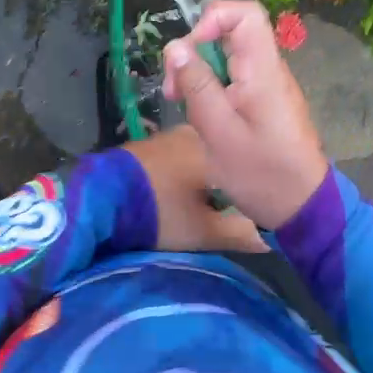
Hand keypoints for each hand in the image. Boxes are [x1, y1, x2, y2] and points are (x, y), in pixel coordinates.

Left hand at [121, 126, 266, 253]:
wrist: (104, 195)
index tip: (255, 210)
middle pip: (224, 158)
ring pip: (202, 155)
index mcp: (215, 150)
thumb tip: (268, 238)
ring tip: (207, 202)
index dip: (254, 188)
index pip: (247, 164)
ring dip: (206, 176)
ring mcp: (170, 135)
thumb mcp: (204, 232)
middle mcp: (195, 134)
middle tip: (231, 209)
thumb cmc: (161, 212)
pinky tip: (182, 190)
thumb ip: (240, 234)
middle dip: (230, 181)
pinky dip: (186, 170)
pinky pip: (180, 154)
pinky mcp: (150, 142)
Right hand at [162, 0, 330, 229]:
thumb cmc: (261, 172)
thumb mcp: (218, 132)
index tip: (189, 49)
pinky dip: (210, 89)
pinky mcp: (263, 101)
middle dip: (194, 51)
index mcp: (262, 70)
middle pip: (229, 33)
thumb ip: (196, 85)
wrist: (303, 210)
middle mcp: (268, 69)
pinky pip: (232, 77)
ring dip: (198, 73)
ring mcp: (267, 85)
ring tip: (182, 105)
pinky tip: (201, 117)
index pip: (245, 14)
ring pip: (226, 56)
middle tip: (174, 87)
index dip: (212, 18)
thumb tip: (175, 46)